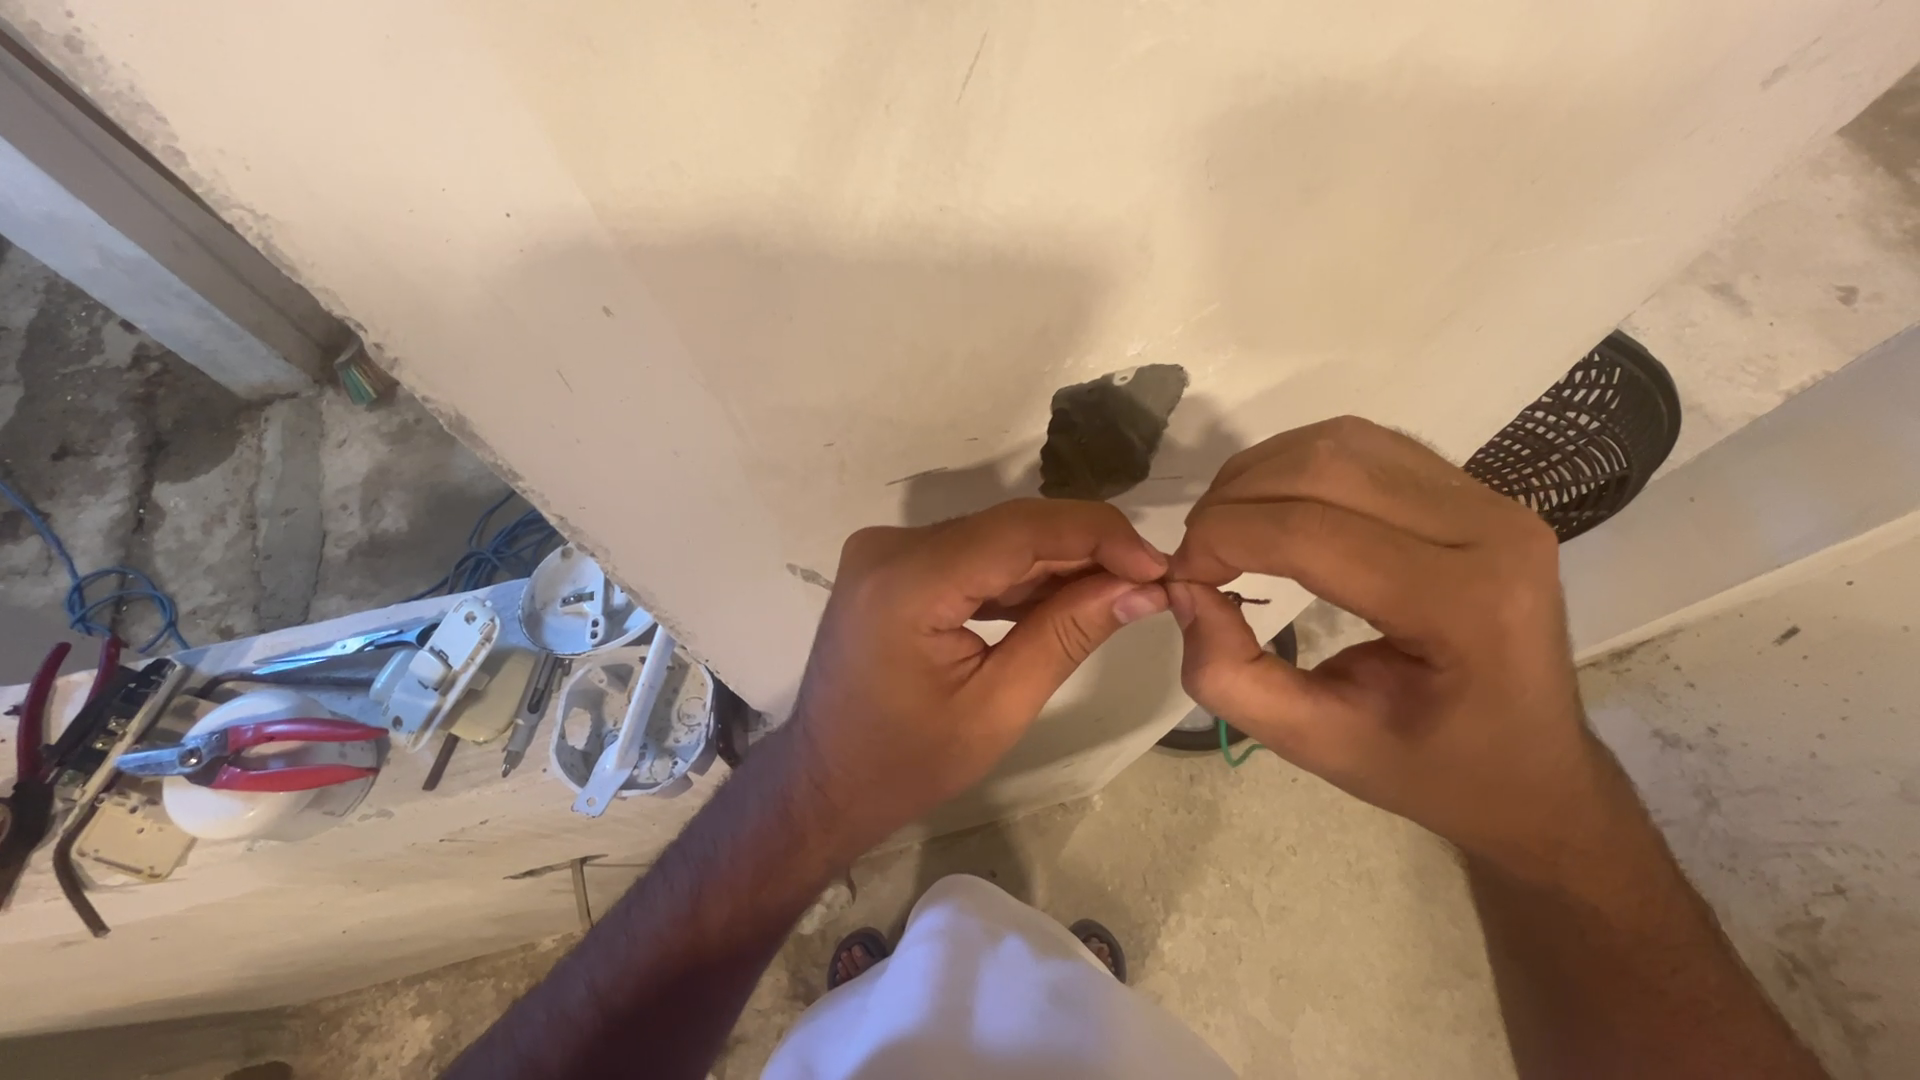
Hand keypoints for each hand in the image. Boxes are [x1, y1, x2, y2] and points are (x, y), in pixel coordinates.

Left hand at [783, 498, 1169, 859]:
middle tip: (1149, 583)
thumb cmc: (907, 763)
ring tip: (1118, 593)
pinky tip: (1063, 597)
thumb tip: (1144, 587)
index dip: (1097, 536)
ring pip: (994, 538)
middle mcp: (891, 547)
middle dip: (1084, 551)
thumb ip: (1068, 634)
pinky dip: (1017, 574)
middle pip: (1009, 528)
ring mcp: (886, 551)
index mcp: (908, 583)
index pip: (1020, 530)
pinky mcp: (892, 564)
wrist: (825, 780)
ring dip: (1056, 563)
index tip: (1158, 564)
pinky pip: (969, 555)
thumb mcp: (999, 707)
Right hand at [1168, 417, 1627, 880]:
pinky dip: (1298, 465)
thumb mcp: (1317, 746)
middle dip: (1232, 501)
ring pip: (1341, 442)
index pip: (1308, 532)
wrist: (1534, 772)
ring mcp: (1491, 502)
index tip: (1179, 577)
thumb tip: (1180, 589)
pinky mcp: (1477, 493)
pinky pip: (1366, 446)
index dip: (1221, 540)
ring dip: (1260, 474)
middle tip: (1197, 555)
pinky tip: (1272, 508)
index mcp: (1462, 605)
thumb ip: (1231, 675)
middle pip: (1323, 467)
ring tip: (1226, 528)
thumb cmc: (1430, 771)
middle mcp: (1489, 531)